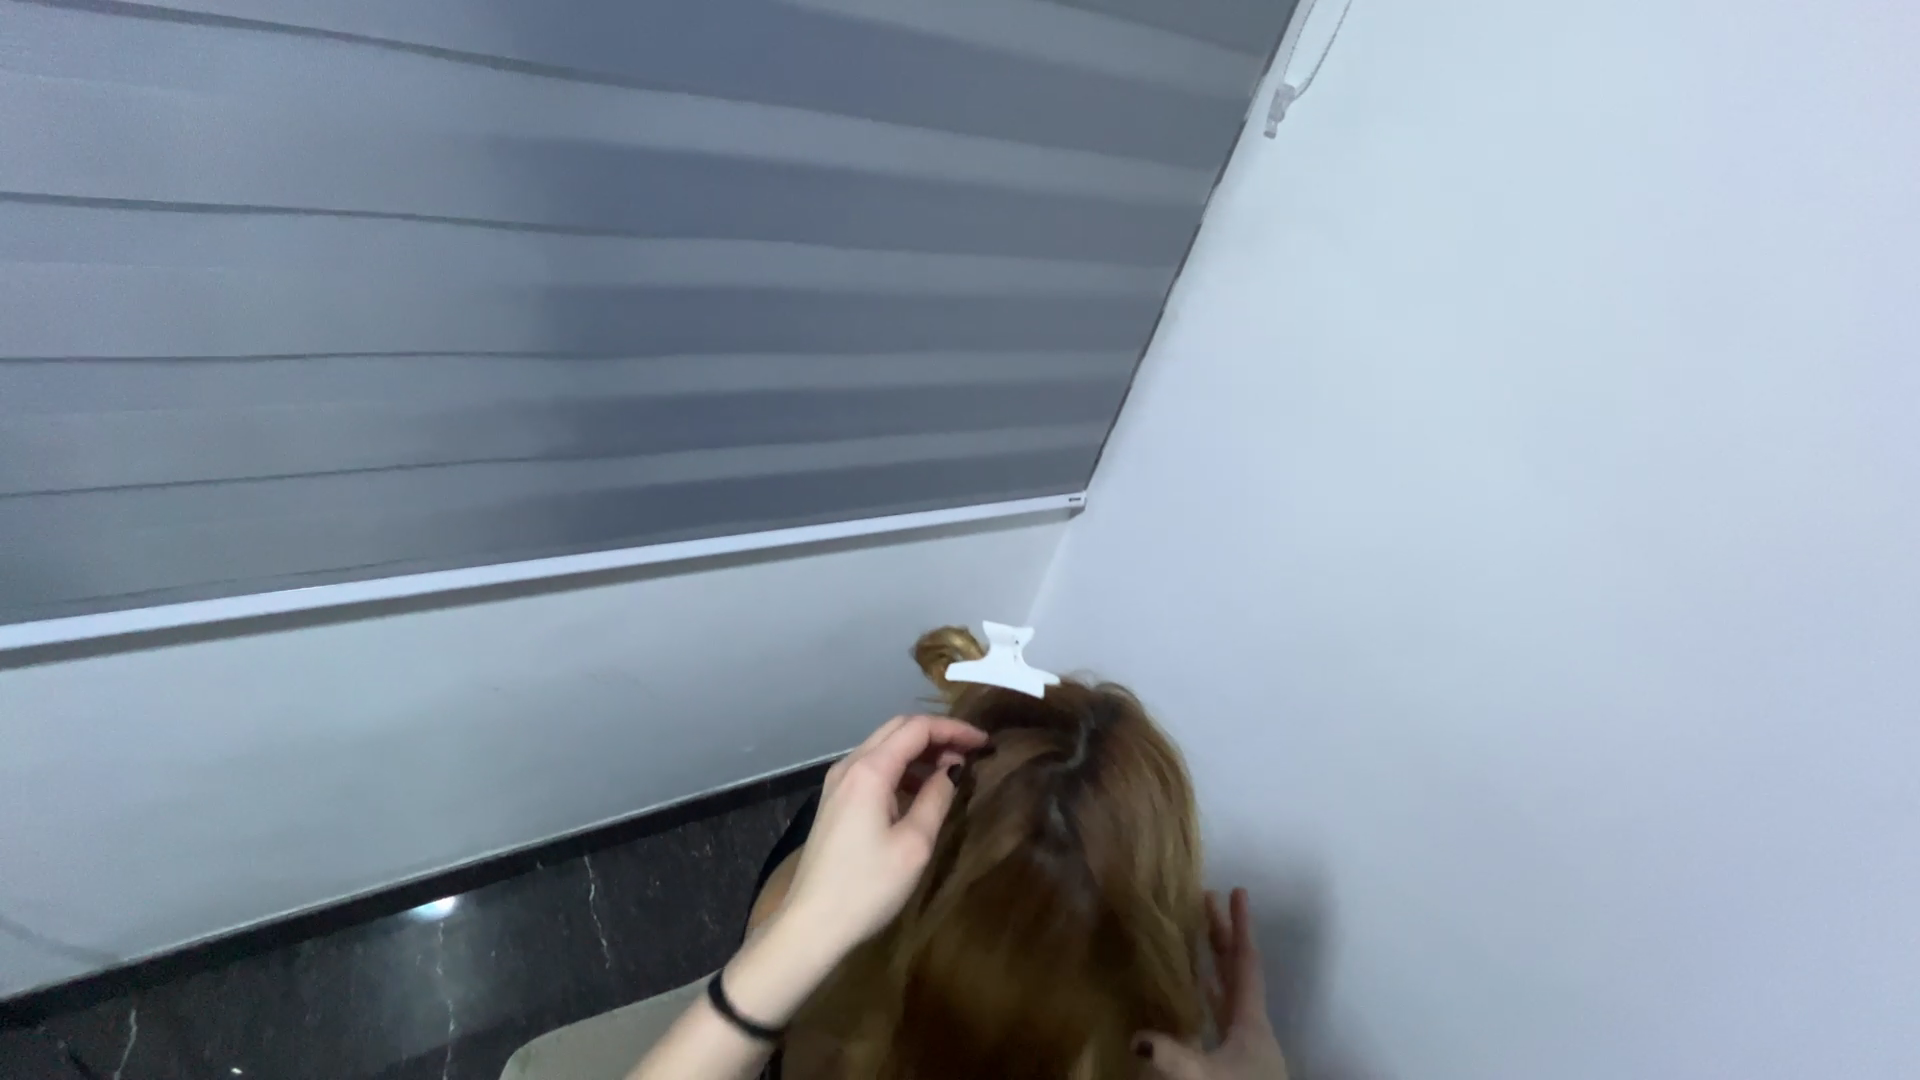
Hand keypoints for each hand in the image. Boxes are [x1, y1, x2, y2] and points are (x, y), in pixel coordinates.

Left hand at [777, 714, 987, 955]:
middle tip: (970, 752)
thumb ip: (936, 798)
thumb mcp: (914, 845)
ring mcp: (839, 782)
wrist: (811, 925)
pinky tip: (920, 790)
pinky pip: (873, 767)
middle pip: (898, 728)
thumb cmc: (867, 887)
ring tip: (952, 770)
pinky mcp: (835, 800)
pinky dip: (901, 768)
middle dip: (937, 733)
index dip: (954, 729)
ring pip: (884, 745)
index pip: (917, 728)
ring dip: (919, 750)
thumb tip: (952, 770)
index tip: (984, 743)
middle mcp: (850, 765)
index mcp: (869, 770)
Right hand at [1136, 888, 1289, 1079]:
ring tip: (1196, 939)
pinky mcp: (1234, 1068)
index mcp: (1252, 1023)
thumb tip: (1137, 1038)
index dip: (1240, 926)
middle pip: (1236, 972)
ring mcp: (1245, 1051)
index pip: (1245, 962)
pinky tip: (1190, 999)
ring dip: (1214, 964)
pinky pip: (1220, 1018)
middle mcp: (1251, 1030)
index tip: (1236, 890)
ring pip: (1229, 994)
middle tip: (1205, 899)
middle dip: (1222, 935)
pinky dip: (1207, 997)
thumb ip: (1175, 1061)